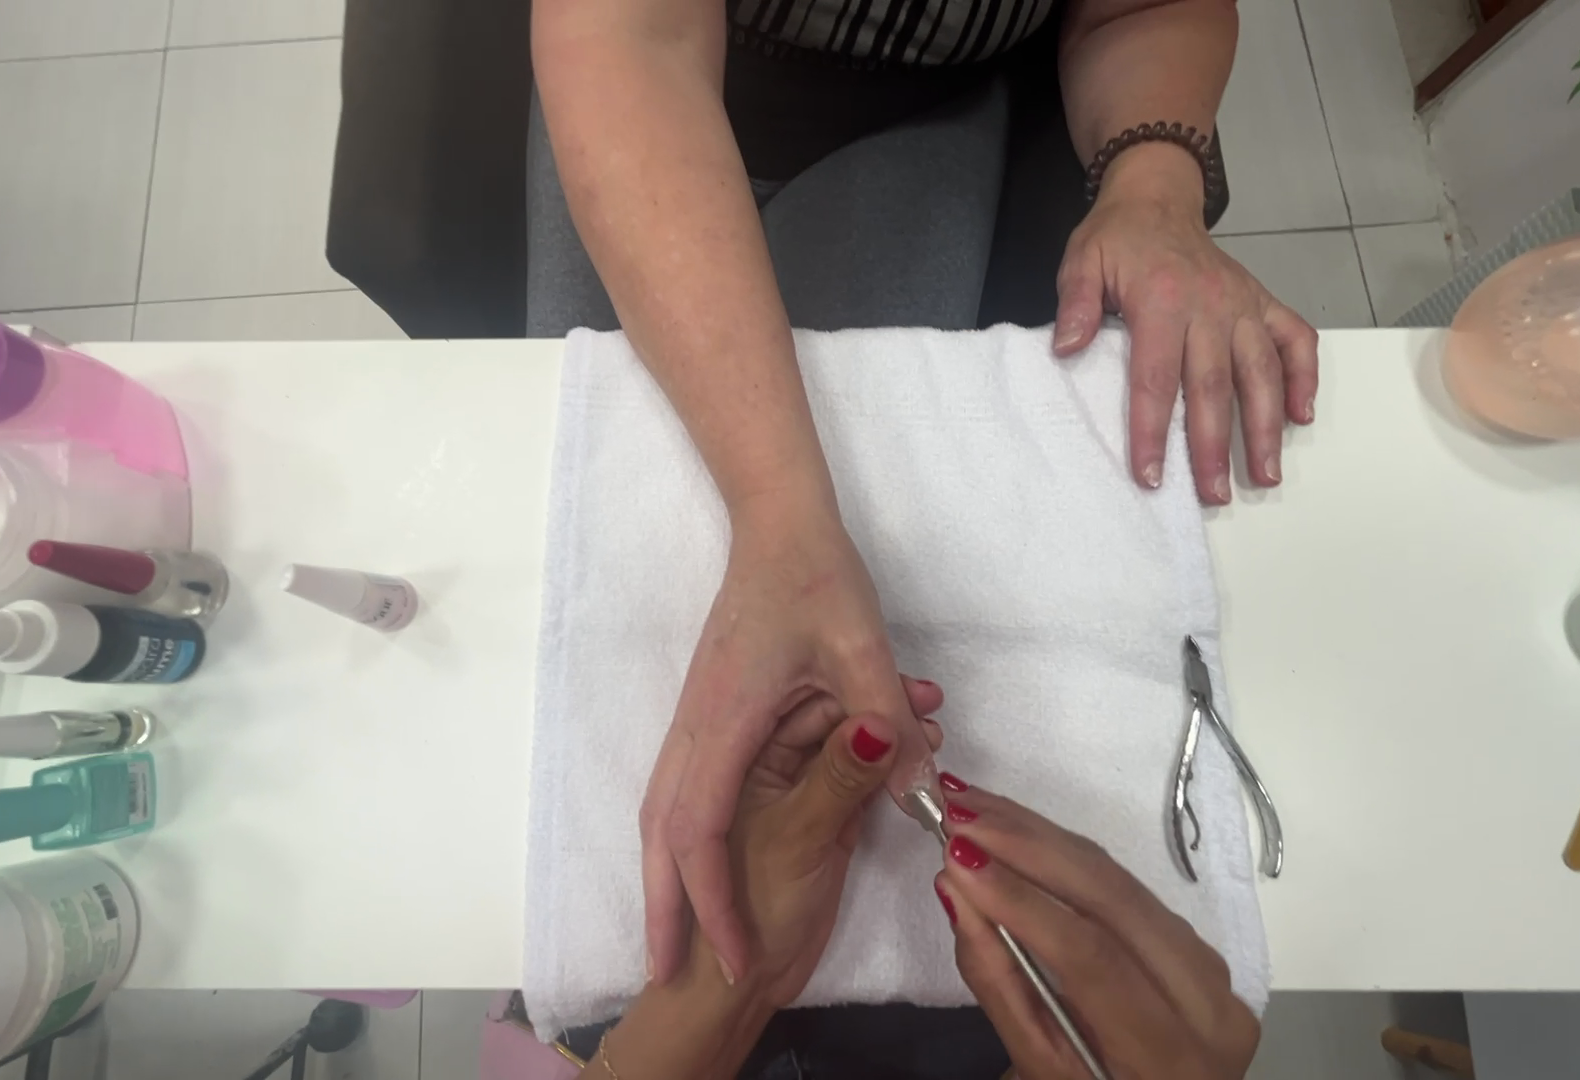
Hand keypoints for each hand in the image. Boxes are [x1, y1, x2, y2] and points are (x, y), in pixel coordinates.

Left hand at [584, 708, 936, 1079]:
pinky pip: (861, 781)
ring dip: (889, 739)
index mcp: (740, 750)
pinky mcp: (827, 813)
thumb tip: (882, 723)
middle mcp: (768, 757)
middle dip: (877, 711)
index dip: (852, 695)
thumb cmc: (756, 899)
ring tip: (934, 727)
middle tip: (929, 699)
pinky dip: (889, 772)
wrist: (750, 979)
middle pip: (828, 721)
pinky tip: (924, 755)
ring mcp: (799, 785)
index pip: (801, 708)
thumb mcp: (799, 833)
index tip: (905, 688)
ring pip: (848, 749)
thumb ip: (839, 778)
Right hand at [643, 496, 937, 983]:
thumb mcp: (863, 652)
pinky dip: (683, 827)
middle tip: (663, 968)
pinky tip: (704, 848)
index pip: (702, 826)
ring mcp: (695, 711)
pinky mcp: (708, 703)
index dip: (711, 900)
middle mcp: (696, 722)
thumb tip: (920, 797)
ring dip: (666, 867)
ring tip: (675, 925)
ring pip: (663, 802)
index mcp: (728, 716)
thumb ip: (887, 726)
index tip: (731, 960)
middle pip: (659, 825)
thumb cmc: (815, 580)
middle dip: (661, 902)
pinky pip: (684, 778)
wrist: (775, 525)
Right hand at [935, 782, 1258, 1079]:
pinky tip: (1005, 819)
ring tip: (967, 801)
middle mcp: (1208, 1000)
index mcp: (1173, 1057)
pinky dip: (1051, 840)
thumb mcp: (1036, 1064)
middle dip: (1023, 844)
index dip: (1021, 900)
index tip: (955, 853)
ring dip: (1031, 830)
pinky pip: (1113, 873)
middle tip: (955, 810)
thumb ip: (995, 977)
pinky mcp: (1185, 931)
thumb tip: (953, 885)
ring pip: (1110, 873)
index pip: (1092, 959)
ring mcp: (1205, 959)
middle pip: (1109, 897)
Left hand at [1053, 142, 1317, 506]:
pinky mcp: (1262, 300)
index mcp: (1162, 304)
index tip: (1150, 476)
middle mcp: (1211, 307)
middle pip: (1214, 388)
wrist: (1157, 198)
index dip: (1151, 433)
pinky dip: (1304, 376)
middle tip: (1215, 495)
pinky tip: (1301, 416)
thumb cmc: (1114, 240)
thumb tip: (1065, 351)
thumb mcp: (1081, 265)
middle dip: (1214, 447)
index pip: (1155, 382)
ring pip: (1261, 373)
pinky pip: (1296, 339)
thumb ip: (1074, 308)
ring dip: (1265, 428)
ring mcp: (1243, 305)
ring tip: (1264, 475)